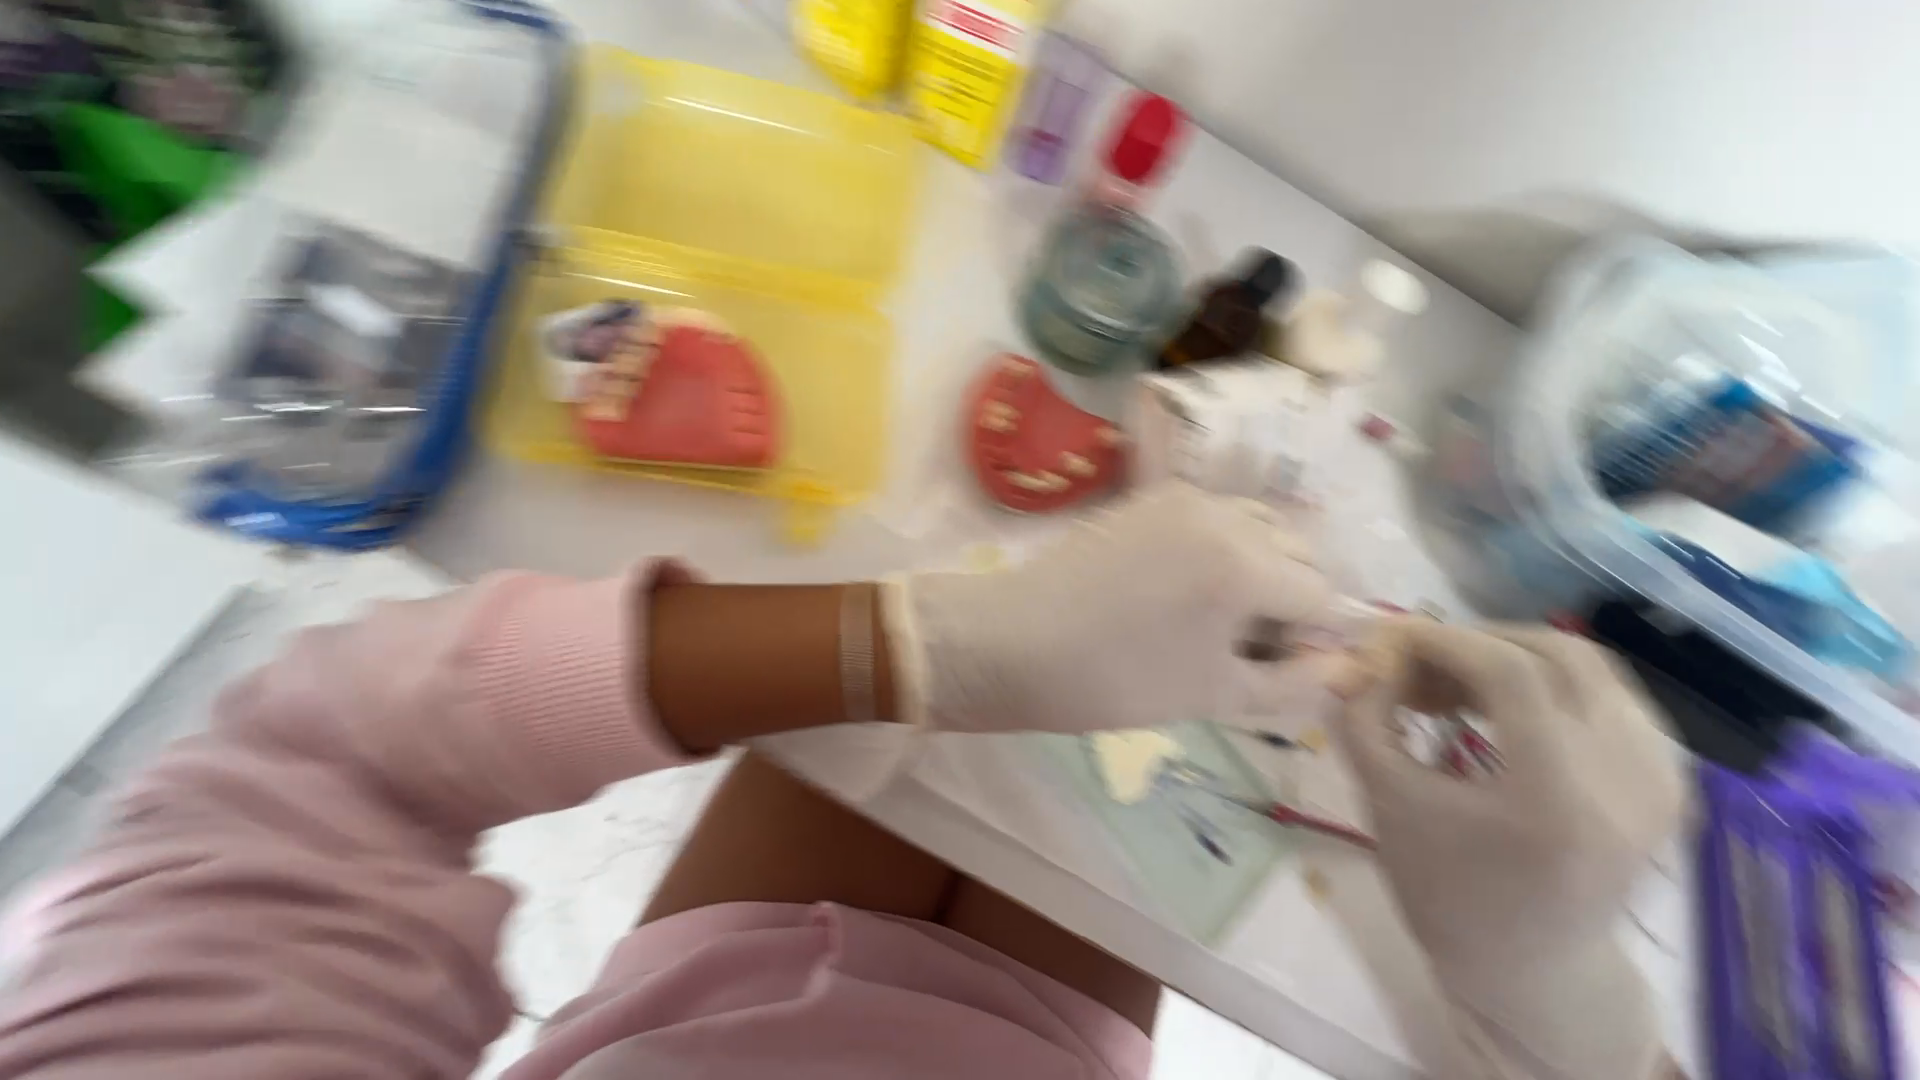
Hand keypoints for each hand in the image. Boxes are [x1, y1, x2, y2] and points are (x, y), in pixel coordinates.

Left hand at [885, 482, 1335, 734]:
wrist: (1011, 643)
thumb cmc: (1112, 681)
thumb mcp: (1212, 694)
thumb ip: (1293, 683)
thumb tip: (1345, 667)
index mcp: (1245, 564)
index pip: (1323, 596)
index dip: (1323, 638)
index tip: (1299, 668)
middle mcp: (1223, 514)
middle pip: (1297, 554)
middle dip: (1295, 600)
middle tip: (1254, 650)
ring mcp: (1181, 498)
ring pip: (1257, 528)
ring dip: (1263, 569)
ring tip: (1222, 620)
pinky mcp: (1147, 496)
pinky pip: (1213, 517)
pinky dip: (1224, 548)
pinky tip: (1189, 589)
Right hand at [1334, 620, 1685, 1079]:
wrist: (1530, 967)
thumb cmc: (1445, 891)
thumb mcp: (1385, 802)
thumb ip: (1365, 719)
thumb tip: (1362, 659)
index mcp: (1556, 797)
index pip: (1509, 670)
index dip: (1443, 640)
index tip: (1392, 642)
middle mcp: (1627, 780)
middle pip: (1558, 654)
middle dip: (1475, 642)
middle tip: (1421, 665)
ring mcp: (1662, 780)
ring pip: (1589, 667)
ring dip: (1511, 656)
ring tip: (1456, 686)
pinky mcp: (1669, 781)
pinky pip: (1611, 695)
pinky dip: (1549, 681)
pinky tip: (1503, 706)